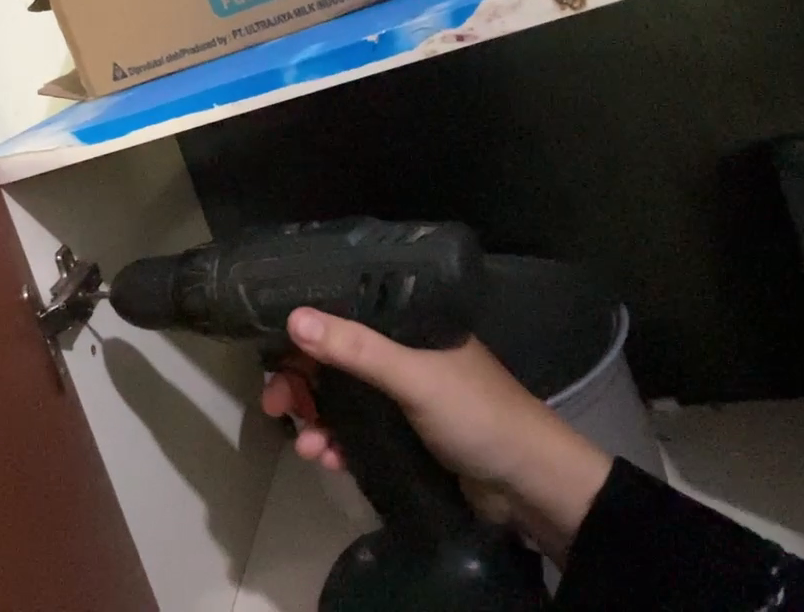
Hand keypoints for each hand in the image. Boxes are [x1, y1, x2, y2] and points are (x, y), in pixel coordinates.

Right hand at [261, 308, 612, 564]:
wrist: (531, 488)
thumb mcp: (414, 377)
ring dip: (314, 420)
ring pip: (338, 399)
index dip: (303, 331)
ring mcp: (398, 397)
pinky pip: (353, 433)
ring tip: (306, 446)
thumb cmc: (477, 414)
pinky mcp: (399, 436)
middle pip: (332, 361)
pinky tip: (326, 459)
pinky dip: (334, 444)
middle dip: (300, 384)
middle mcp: (398, 355)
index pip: (341, 316)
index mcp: (405, 326)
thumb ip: (356, 349)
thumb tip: (294, 318)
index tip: (272, 354)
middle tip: (274, 405)